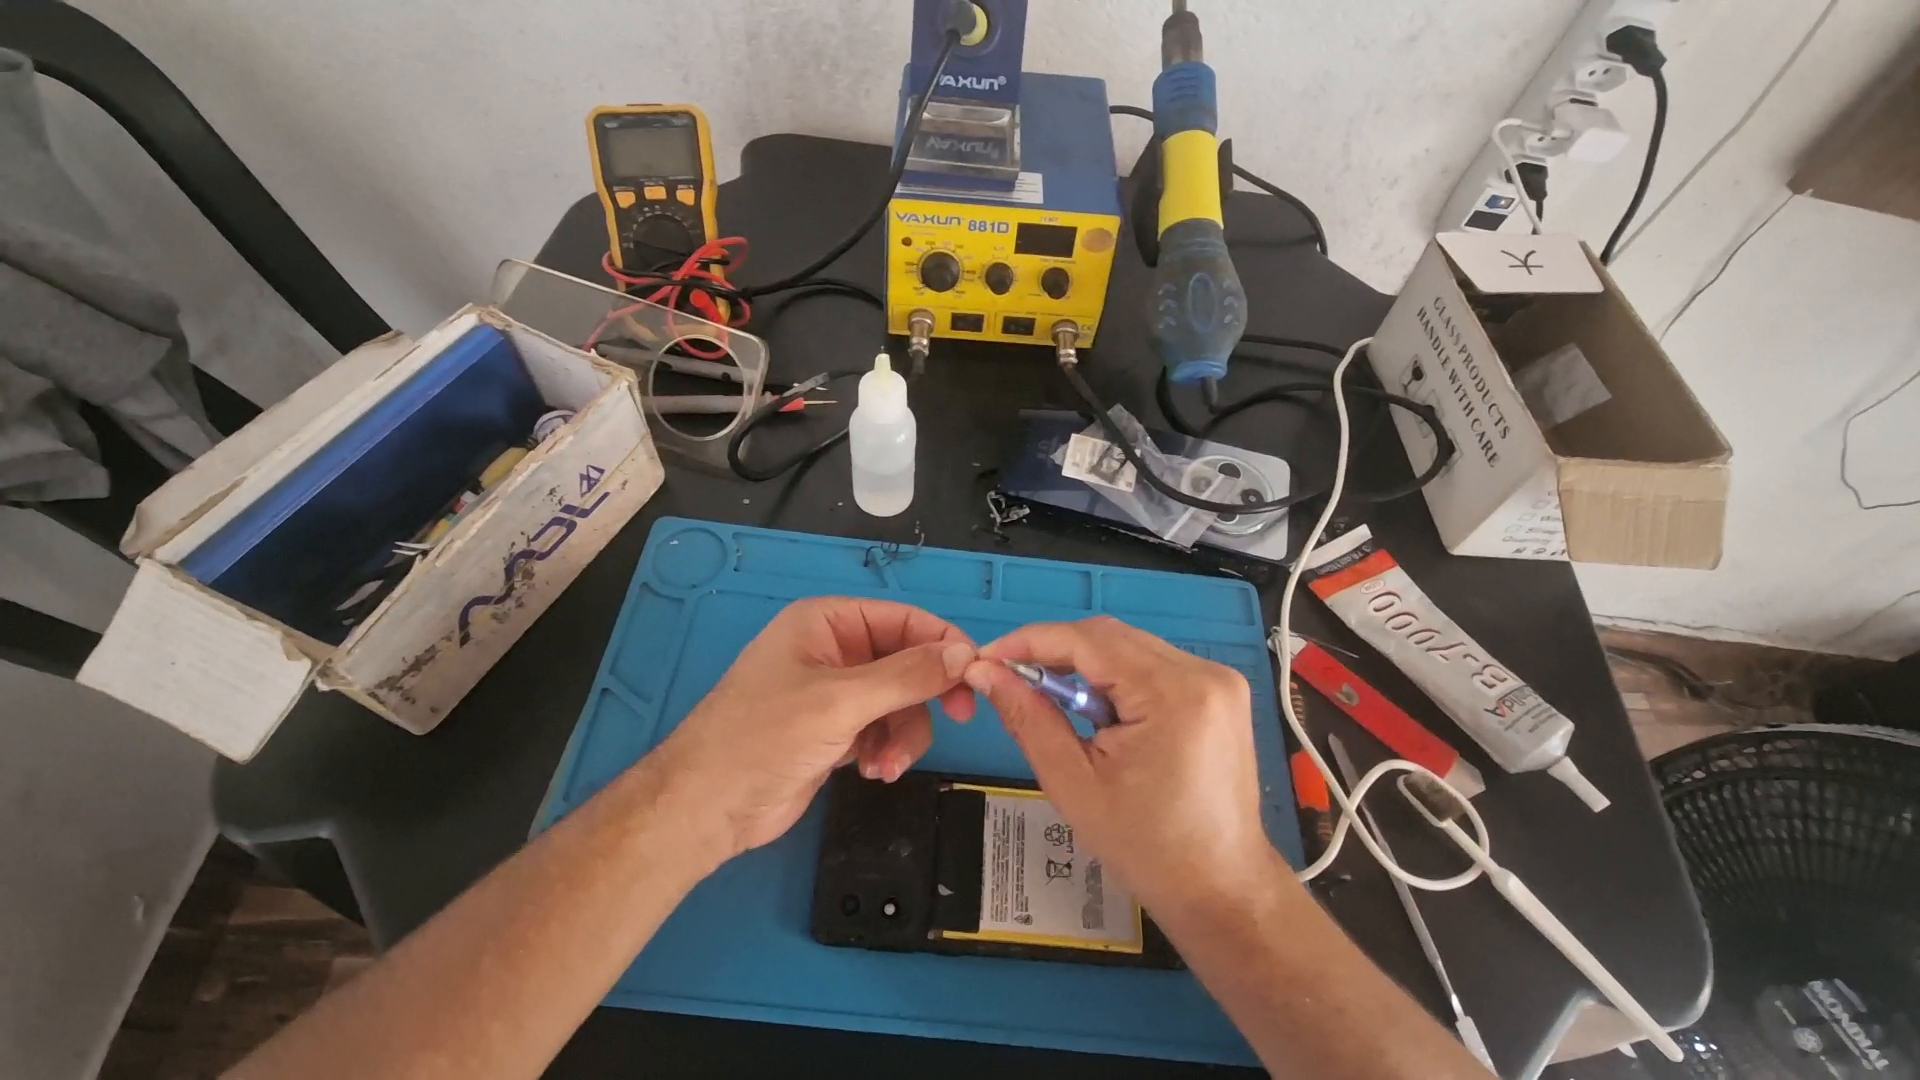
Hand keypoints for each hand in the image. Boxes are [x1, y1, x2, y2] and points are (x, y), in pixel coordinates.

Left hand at [654, 597, 976, 856]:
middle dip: (924, 696)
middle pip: (906, 662)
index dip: (942, 644)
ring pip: (900, 702)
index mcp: (826, 623)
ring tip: (888, 764)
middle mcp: (833, 652)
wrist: (707, 807)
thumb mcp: (841, 701)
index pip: (902, 620)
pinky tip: (875, 772)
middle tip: (957, 717)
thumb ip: (907, 676)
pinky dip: (888, 749)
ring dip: (904, 733)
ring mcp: (835, 695)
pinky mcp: (835, 733)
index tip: (975, 675)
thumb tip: (966, 654)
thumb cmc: (764, 737)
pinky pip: (883, 730)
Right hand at [963, 617, 1286, 919]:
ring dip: (1087, 666)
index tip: (988, 659)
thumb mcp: (1074, 784)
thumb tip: (985, 672)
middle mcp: (1204, 673)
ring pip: (1132, 648)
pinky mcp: (1222, 693)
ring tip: (1055, 703)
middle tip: (1014, 681)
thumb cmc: (1146, 847)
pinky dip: (1118, 679)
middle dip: (1057, 653)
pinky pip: (1155, 666)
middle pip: (1112, 637)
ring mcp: (1219, 680)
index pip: (1089, 640)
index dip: (1032, 642)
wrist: (1221, 888)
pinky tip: (1100, 714)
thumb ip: (1029, 719)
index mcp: (1173, 694)